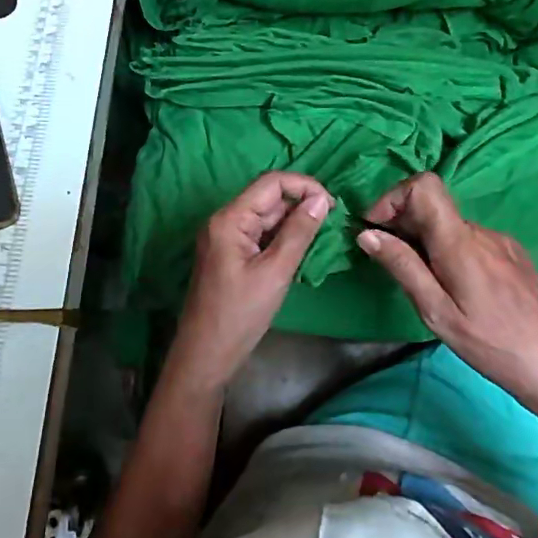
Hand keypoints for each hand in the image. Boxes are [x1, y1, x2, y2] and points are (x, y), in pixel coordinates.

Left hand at [169, 171, 330, 390]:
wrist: (206, 354)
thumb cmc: (240, 314)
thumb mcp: (275, 271)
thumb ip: (299, 232)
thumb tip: (321, 200)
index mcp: (229, 219)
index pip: (270, 183)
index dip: (303, 185)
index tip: (331, 203)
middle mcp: (224, 220)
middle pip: (267, 197)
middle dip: (300, 203)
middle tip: (331, 221)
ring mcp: (224, 237)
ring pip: (265, 216)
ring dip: (293, 220)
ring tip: (320, 235)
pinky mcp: (229, 253)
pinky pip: (259, 233)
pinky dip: (281, 236)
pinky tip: (299, 248)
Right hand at [356, 173, 537, 423]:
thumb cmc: (491, 343)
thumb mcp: (436, 312)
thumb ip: (403, 267)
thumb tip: (367, 234)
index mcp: (459, 241)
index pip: (423, 185)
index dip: (393, 198)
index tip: (376, 228)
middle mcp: (480, 230)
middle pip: (433, 206)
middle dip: (402, 225)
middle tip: (390, 263)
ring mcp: (500, 240)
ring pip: (450, 226)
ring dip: (426, 241)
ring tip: (425, 283)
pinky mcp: (513, 254)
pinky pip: (471, 240)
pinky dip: (450, 251)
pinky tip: (458, 287)